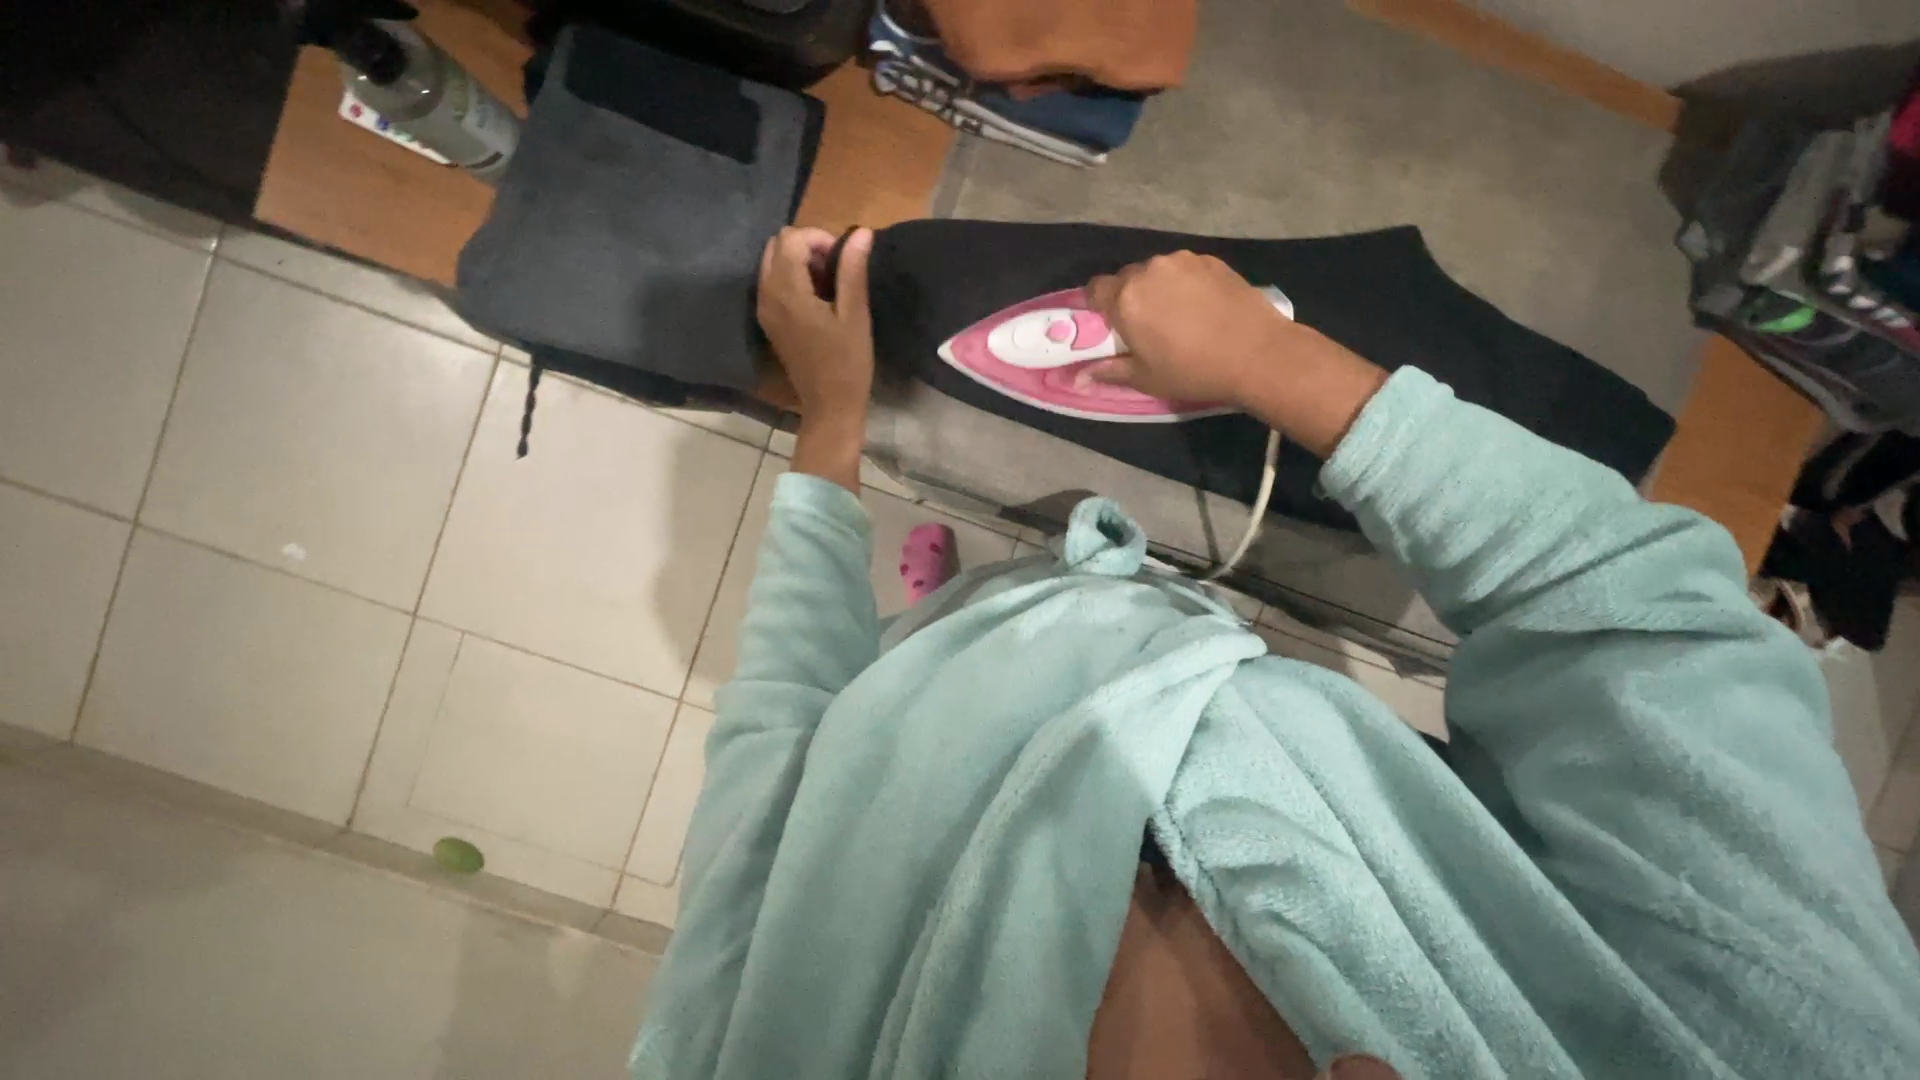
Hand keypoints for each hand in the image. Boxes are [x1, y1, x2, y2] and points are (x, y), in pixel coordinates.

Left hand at [757, 226, 874, 419]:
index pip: (791, 238)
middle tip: (835, 269)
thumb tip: (860, 232)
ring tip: (828, 284)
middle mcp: (767, 295)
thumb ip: (852, 270)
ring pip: (772, 262)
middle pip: (776, 245)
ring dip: (799, 261)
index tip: (843, 260)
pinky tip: (817, 299)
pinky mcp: (768, 321)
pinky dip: (792, 279)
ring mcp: (764, 309)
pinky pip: (773, 283)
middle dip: (806, 246)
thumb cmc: (848, 363)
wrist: (829, 406)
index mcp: (787, 291)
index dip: (819, 239)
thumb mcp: (855, 314)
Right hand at [1084, 252, 1294, 405]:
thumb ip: (1109, 371)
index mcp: (1126, 298)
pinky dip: (1184, 284)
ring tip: (1178, 316)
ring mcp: (1183, 261)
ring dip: (1158, 288)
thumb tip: (1079, 377)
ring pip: (1157, 271)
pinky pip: (1184, 269)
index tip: (1111, 325)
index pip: (1094, 289)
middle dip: (1129, 297)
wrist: (1257, 353)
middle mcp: (1150, 270)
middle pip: (1126, 278)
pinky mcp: (1211, 261)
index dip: (1098, 306)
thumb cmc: (1193, 370)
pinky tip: (1202, 307)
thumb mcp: (1145, 378)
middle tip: (1146, 326)